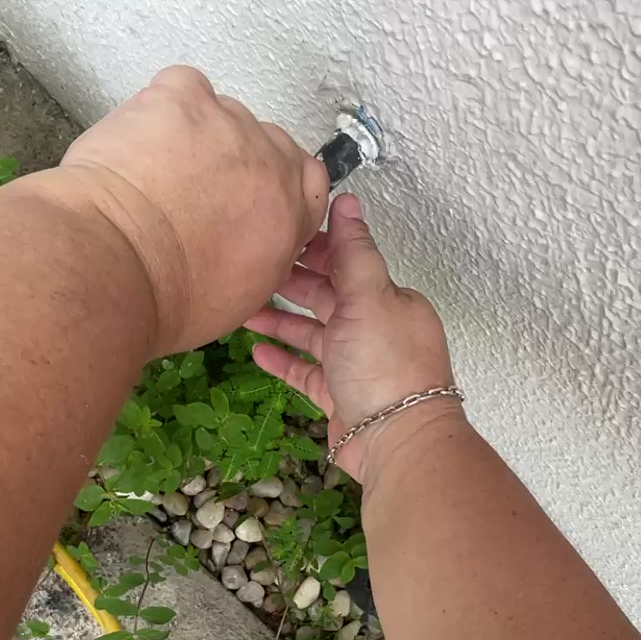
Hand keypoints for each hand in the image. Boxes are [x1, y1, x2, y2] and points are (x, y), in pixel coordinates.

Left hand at [52, 66, 329, 352]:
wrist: (118, 270)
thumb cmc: (167, 300)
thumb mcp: (237, 300)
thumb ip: (261, 258)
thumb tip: (250, 242)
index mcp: (288, 221)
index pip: (309, 183)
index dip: (279, 187)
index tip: (253, 195)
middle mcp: (271, 168)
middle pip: (271, 144)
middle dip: (239, 163)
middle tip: (198, 188)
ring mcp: (231, 127)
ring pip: (226, 117)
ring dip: (200, 139)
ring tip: (161, 175)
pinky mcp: (186, 98)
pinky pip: (186, 88)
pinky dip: (166, 109)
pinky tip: (148, 144)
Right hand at [243, 193, 458, 484]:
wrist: (395, 439)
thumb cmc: (384, 365)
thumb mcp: (369, 297)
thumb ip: (354, 251)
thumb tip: (347, 200)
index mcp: (387, 299)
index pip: (348, 263)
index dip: (316, 248)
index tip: (281, 236)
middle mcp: (373, 329)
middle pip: (327, 297)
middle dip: (292, 282)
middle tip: (253, 269)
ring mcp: (355, 365)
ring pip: (312, 334)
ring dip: (281, 321)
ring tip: (245, 309)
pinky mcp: (338, 397)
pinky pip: (306, 372)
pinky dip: (284, 361)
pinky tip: (257, 352)